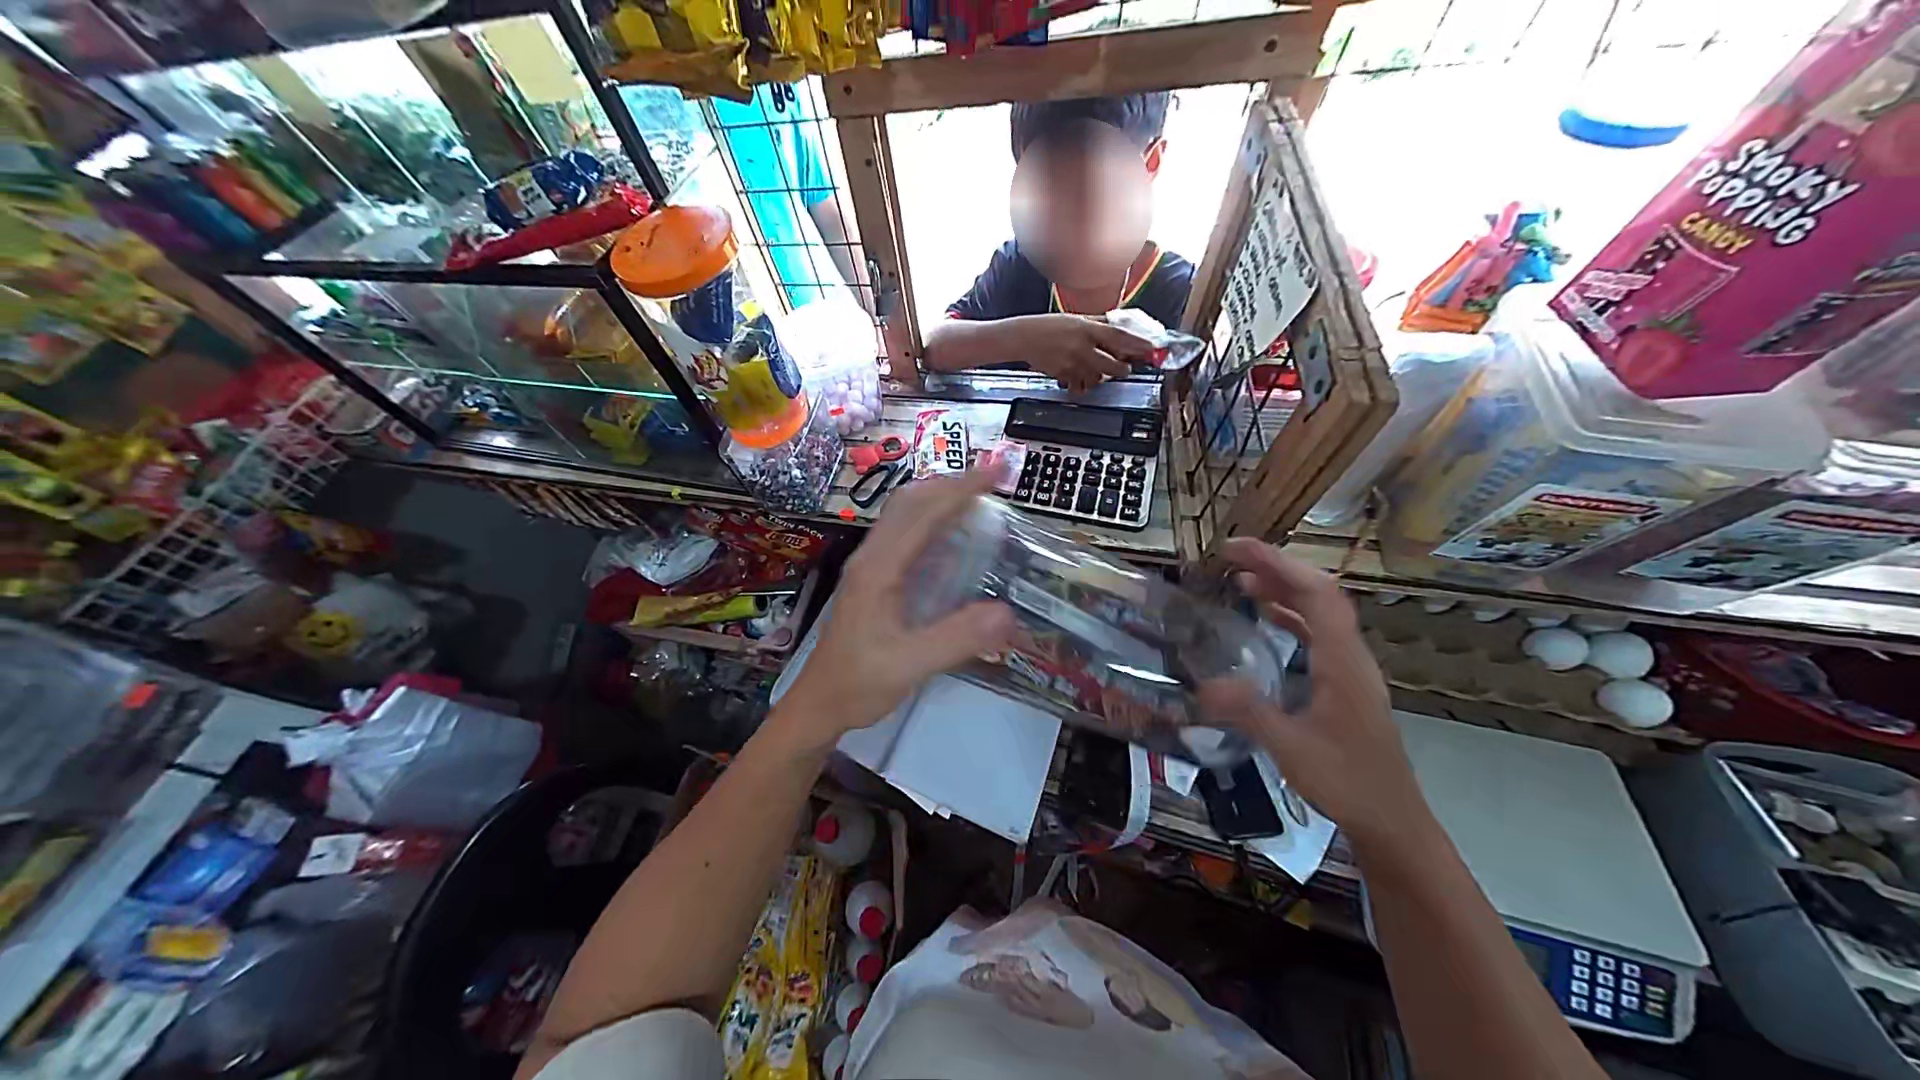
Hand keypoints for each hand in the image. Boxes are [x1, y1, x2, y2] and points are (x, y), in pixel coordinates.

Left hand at [775, 470, 1014, 744]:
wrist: (819, 703)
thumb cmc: (858, 684)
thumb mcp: (908, 666)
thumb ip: (955, 639)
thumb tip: (1007, 612)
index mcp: (878, 569)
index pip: (922, 513)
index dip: (961, 488)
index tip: (997, 472)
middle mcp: (872, 558)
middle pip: (911, 502)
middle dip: (953, 483)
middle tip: (995, 479)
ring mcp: (870, 567)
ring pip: (906, 515)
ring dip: (942, 498)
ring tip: (981, 497)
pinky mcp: (875, 579)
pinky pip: (906, 536)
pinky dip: (934, 521)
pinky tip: (956, 536)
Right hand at [1005, 314, 1151, 391]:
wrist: (1024, 337)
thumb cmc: (1049, 326)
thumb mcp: (1076, 319)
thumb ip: (1098, 324)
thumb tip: (1120, 326)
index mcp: (1087, 328)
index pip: (1119, 337)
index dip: (1138, 344)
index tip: (1151, 349)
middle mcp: (1082, 346)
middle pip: (1113, 366)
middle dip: (1122, 370)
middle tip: (1123, 368)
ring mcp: (1073, 363)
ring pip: (1098, 378)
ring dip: (1100, 376)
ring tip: (1091, 368)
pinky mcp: (1063, 375)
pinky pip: (1081, 385)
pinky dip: (1083, 383)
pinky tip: (1077, 376)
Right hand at [1198, 538, 1425, 847]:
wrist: (1392, 820)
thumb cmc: (1347, 782)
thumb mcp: (1292, 748)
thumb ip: (1249, 712)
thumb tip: (1203, 683)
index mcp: (1343, 662)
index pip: (1316, 593)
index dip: (1278, 563)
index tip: (1237, 549)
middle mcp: (1351, 657)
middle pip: (1319, 594)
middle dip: (1276, 568)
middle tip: (1230, 558)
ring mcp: (1350, 670)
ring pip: (1320, 613)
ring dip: (1283, 590)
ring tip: (1242, 581)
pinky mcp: (1344, 685)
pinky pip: (1317, 635)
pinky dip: (1290, 617)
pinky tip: (1266, 621)